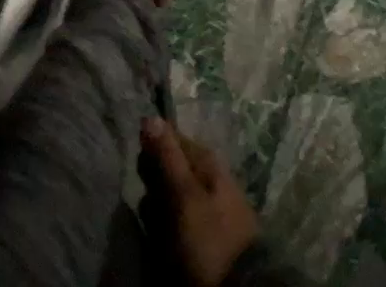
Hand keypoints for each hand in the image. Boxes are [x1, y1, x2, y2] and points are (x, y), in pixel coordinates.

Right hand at [141, 117, 259, 286]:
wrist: (240, 284)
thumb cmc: (210, 236)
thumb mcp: (185, 195)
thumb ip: (167, 156)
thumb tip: (150, 115)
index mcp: (204, 159)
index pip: (166, 137)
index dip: (150, 153)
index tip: (146, 173)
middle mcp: (204, 172)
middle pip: (163, 167)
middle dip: (153, 186)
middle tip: (159, 205)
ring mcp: (203, 199)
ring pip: (164, 194)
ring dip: (158, 211)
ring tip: (164, 230)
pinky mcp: (201, 224)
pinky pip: (173, 216)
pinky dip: (167, 226)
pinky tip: (170, 240)